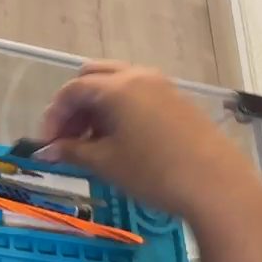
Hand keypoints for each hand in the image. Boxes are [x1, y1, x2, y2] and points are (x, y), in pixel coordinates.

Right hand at [36, 62, 261, 226]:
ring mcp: (161, 86)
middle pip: (93, 77)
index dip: (53, 117)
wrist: (214, 184)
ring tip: (92, 141)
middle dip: (74, 105)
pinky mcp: (176, 100)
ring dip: (96, 107)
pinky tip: (119, 140)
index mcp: (116, 88)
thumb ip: (71, 151)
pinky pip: (137, 94)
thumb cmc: (152, 171)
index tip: (48, 144)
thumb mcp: (105, 163)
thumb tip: (46, 152)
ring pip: (116, 84)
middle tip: (68, 137)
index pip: (72, 91)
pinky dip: (119, 109)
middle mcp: (138, 77)